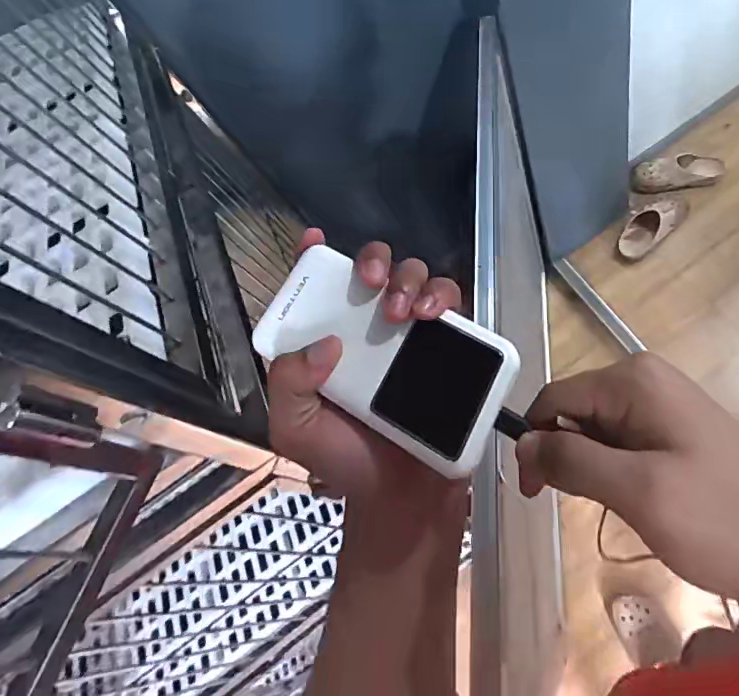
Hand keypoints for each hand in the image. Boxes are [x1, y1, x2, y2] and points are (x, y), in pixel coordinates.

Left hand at [265, 229, 466, 515]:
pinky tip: (436, 316)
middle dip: (375, 262)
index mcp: (329, 336)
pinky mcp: (448, 342)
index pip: (320, 285)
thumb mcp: (295, 427)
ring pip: (416, 275)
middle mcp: (369, 325)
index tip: (314, 241)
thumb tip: (324, 344)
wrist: (402, 496)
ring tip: (407, 312)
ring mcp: (411, 331)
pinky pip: (450, 303)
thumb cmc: (344, 459)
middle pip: (376, 267)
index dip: (315, 256)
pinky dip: (443, 296)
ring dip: (411, 279)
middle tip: (373, 287)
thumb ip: (288, 385)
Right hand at [513, 352, 738, 604]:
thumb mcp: (639, 492)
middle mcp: (645, 377)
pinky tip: (643, 501)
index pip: (554, 398)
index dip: (536, 444)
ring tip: (627, 508)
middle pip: (576, 411)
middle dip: (569, 458)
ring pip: (599, 430)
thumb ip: (573, 461)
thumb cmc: (722, 520)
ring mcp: (664, 400)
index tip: (537, 497)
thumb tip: (521, 441)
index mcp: (633, 380)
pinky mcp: (677, 426)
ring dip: (595, 470)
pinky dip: (619, 472)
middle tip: (594, 509)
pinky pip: (625, 440)